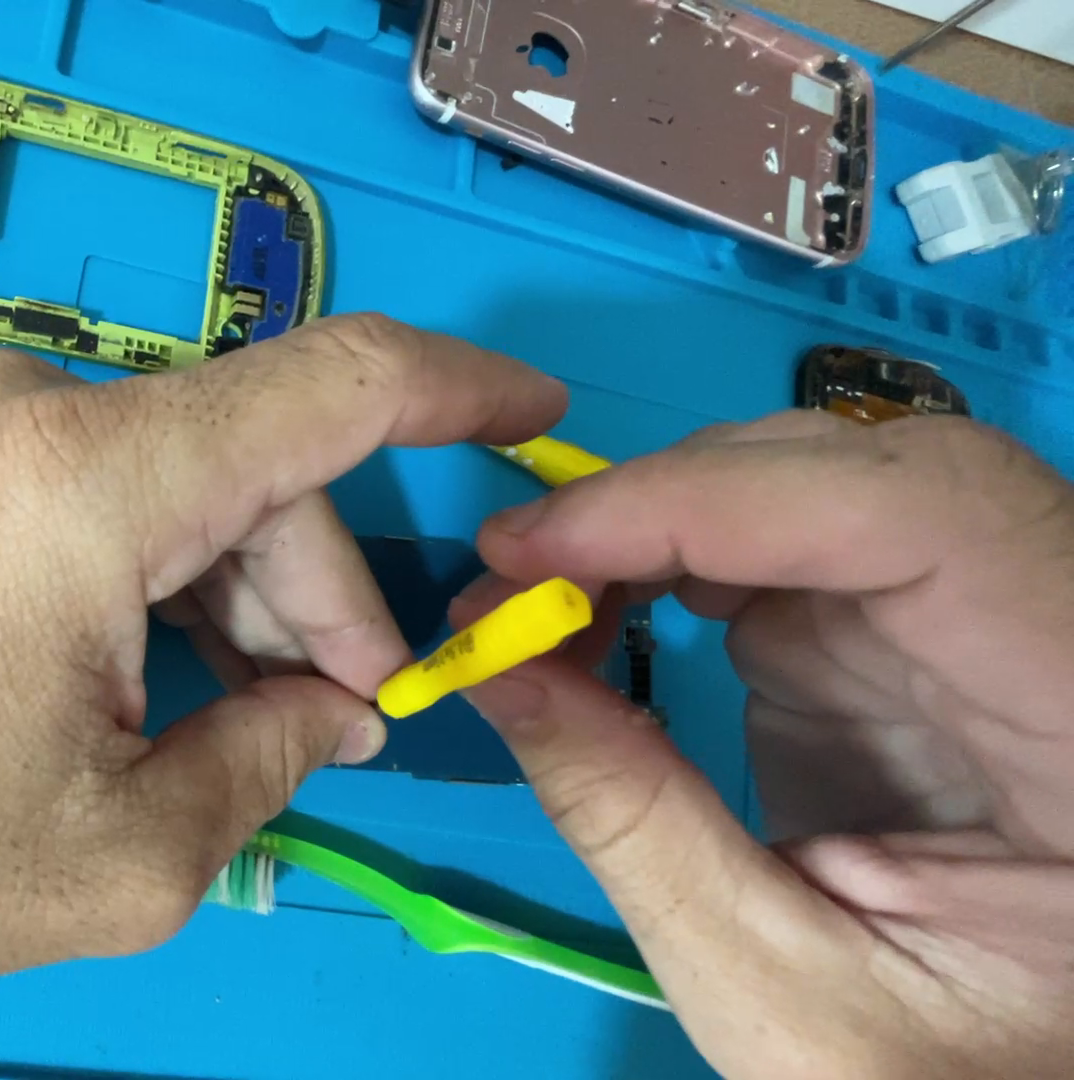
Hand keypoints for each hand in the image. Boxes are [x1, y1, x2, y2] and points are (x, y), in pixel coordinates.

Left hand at [0, 316, 565, 994]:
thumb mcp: (129, 852)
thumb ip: (272, 759)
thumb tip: (338, 708)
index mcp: (92, 483)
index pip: (329, 383)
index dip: (453, 388)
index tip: (526, 414)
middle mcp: (40, 417)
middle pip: (263, 466)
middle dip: (325, 589)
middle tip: (347, 709)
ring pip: (193, 482)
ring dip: (248, 590)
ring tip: (254, 709)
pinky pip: (121, 493)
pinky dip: (175, 573)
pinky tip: (173, 668)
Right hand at [460, 412, 1073, 1078]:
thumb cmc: (945, 1077)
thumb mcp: (773, 986)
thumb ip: (623, 814)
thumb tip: (483, 665)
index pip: (916, 518)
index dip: (700, 503)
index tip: (529, 550)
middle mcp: (1069, 631)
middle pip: (857, 470)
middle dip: (655, 505)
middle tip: (511, 571)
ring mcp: (979, 620)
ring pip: (799, 483)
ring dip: (639, 524)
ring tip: (533, 600)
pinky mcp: (896, 631)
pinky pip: (758, 541)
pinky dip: (649, 556)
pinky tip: (590, 609)